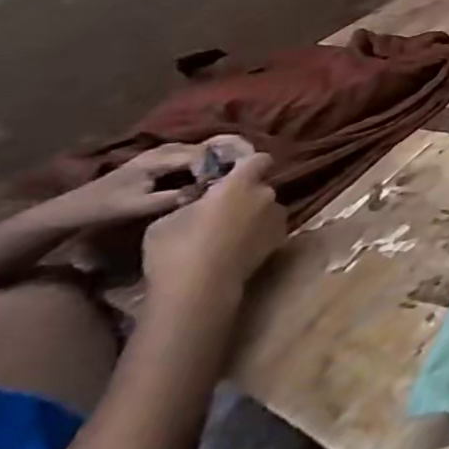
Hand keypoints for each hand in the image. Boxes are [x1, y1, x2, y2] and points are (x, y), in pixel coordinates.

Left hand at [27, 140, 242, 233]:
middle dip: (229, 153)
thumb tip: (206, 194)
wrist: (73, 209)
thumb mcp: (137, 207)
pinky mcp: (162, 161)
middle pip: (206, 146)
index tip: (235, 178)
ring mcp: (163, 154)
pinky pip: (194, 156)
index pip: (201, 154)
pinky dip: (209, 161)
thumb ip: (172, 198)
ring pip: (201, 149)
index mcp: (160, 158)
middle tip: (251, 164)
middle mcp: (165, 150)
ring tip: (240, 168)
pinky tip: (217, 173)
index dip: (220, 165)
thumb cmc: (104, 207)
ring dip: (220, 157)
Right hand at [141, 151, 286, 304]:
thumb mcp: (169, 218)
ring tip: (231, 233)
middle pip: (260, 186)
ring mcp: (277, 218)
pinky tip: (239, 247)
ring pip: (267, 208)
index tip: (233, 172)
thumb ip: (192, 201)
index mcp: (240, 183)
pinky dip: (259, 231)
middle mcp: (266, 195)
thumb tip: (200, 200)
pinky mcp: (280, 240)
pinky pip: (270, 227)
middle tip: (223, 209)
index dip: (247, 163)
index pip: (258, 159)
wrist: (199, 290)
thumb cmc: (176, 250)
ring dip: (254, 213)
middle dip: (246, 194)